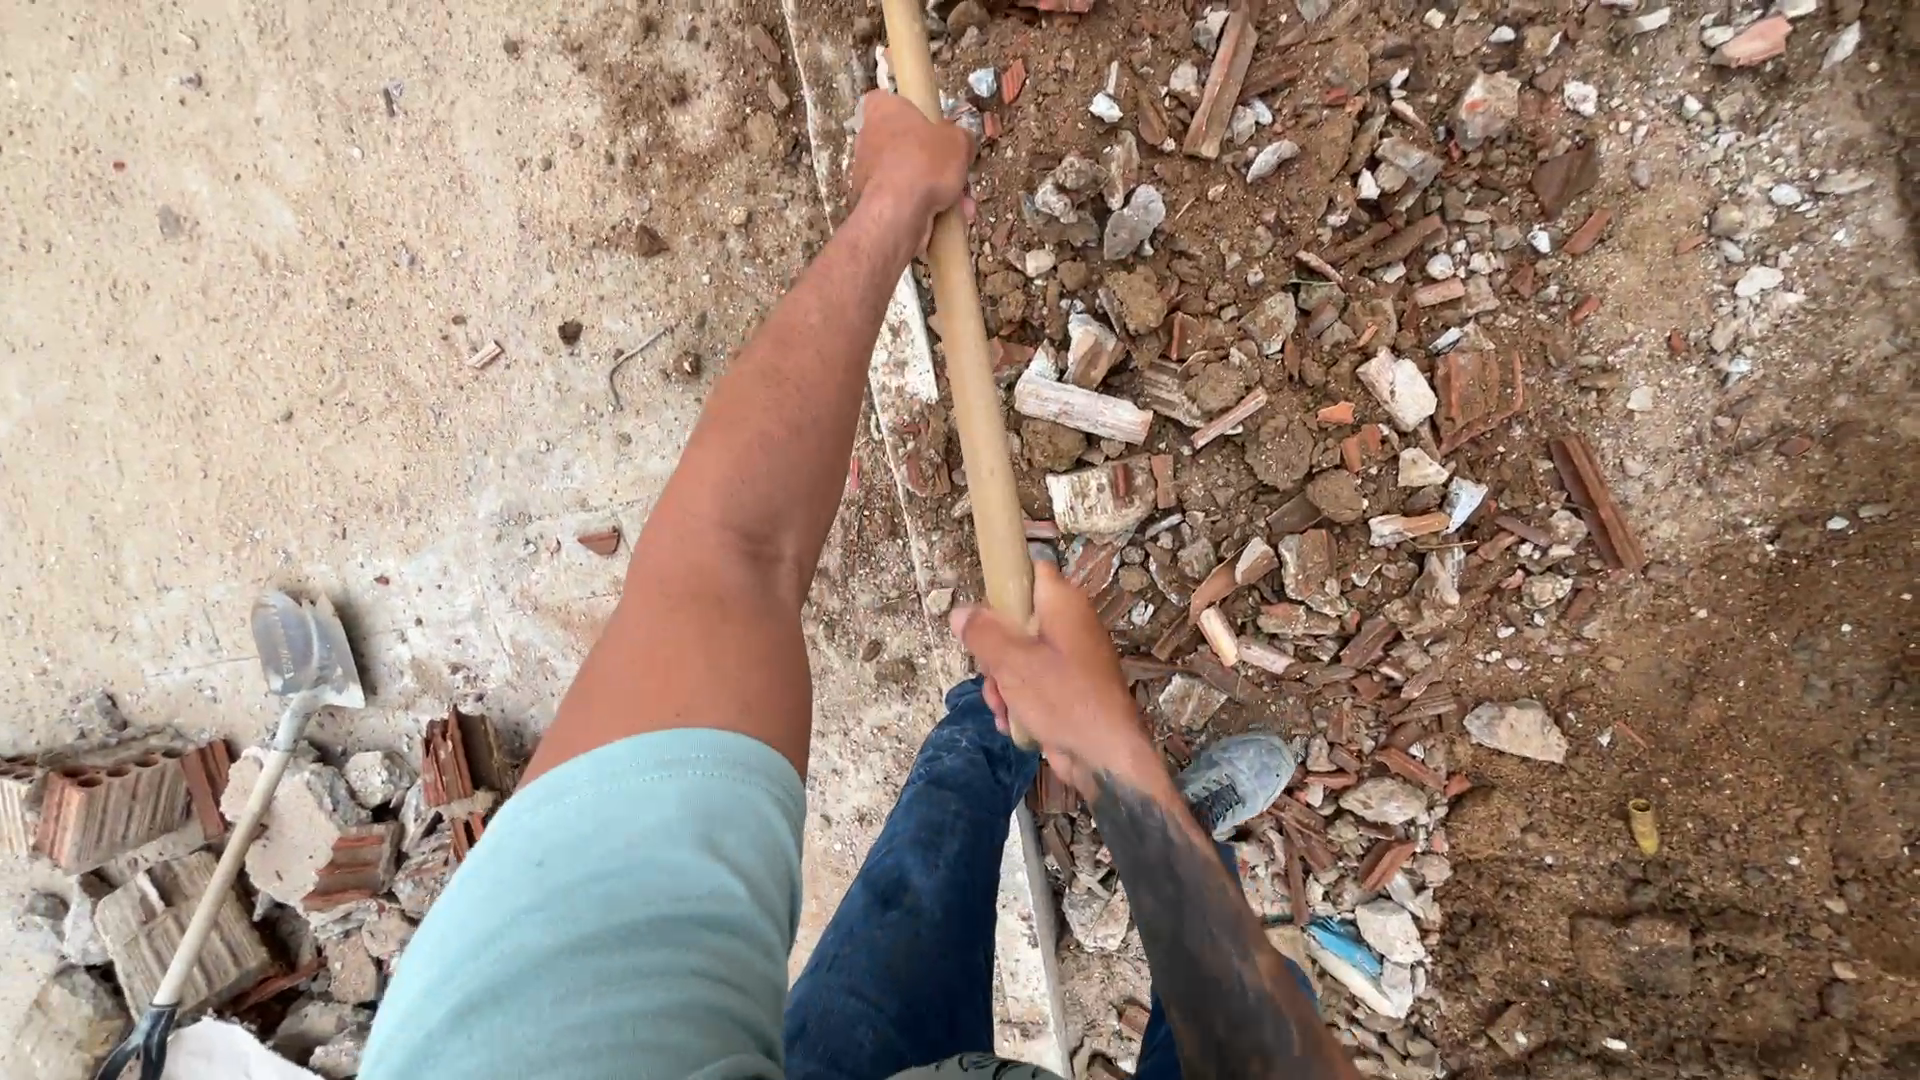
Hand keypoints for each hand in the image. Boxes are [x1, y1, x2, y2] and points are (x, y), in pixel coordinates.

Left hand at [850, 90, 975, 243]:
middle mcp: (868, 139)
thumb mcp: (959, 142)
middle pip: (906, 146)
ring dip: (935, 191)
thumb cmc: (925, 163)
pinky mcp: (872, 204)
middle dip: (934, 164)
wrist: (898, 213)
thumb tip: (962, 145)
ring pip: (908, 178)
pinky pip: (903, 202)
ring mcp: (867, 174)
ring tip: (961, 205)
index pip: (891, 102)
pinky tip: (947, 221)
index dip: (914, 115)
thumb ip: (961, 139)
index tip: (932, 129)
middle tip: (956, 175)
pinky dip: (924, 210)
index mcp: (882, 110)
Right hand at [948, 561, 1161, 797]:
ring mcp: (1070, 656)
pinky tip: (1011, 721)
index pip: (1030, 570)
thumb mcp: (1014, 663)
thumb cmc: (1064, 698)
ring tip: (1000, 707)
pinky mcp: (1069, 685)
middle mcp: (1069, 623)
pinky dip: (1019, 698)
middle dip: (993, 651)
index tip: (979, 608)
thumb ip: (983, 634)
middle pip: (1016, 618)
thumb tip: (959, 613)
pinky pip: (1033, 680)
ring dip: (1001, 681)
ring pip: (1019, 654)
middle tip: (989, 673)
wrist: (1107, 756)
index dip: (1002, 582)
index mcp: (1062, 604)